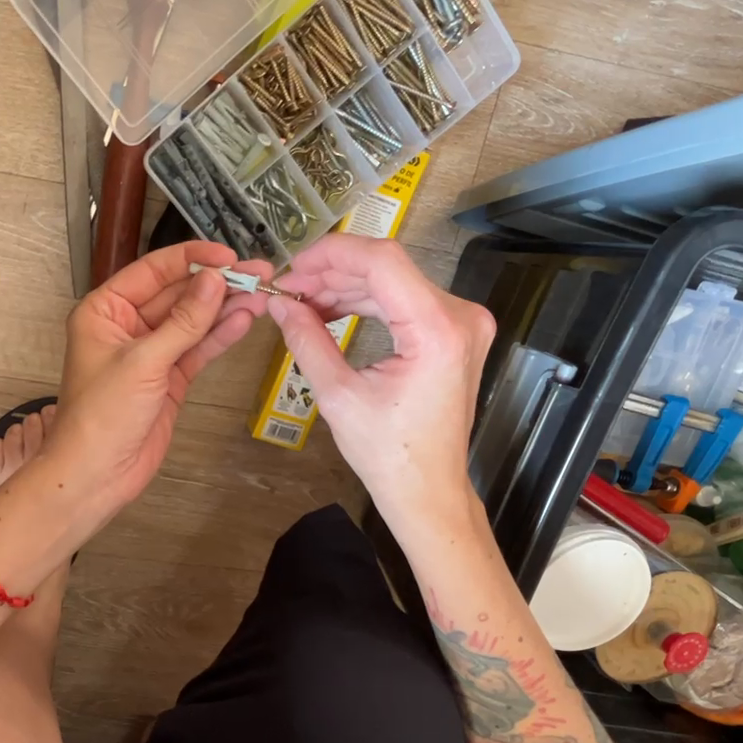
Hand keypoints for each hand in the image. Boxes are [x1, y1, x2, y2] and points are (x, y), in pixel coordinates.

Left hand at [47, 241, 271, 519]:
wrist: (97, 475)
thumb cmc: (102, 415)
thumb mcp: (143, 362)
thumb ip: (183, 322)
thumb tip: (215, 281)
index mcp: (105, 310)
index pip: (153, 271)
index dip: (192, 260)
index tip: (229, 256)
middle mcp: (127, 326)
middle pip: (178, 295)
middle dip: (217, 285)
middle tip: (258, 273)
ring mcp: (151, 353)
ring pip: (192, 322)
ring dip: (225, 309)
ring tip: (262, 295)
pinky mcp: (169, 379)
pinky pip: (197, 350)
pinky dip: (220, 336)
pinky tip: (245, 321)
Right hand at [266, 234, 494, 517]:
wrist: (427, 488)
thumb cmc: (388, 454)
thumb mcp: (338, 395)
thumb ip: (307, 340)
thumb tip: (279, 304)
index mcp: (436, 330)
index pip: (382, 261)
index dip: (331, 255)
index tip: (293, 267)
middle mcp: (460, 316)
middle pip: (388, 268)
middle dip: (333, 273)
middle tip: (289, 290)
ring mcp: (462, 323)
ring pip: (394, 282)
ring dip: (347, 287)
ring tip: (302, 302)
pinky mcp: (455, 333)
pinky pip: (405, 302)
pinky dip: (368, 303)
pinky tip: (331, 310)